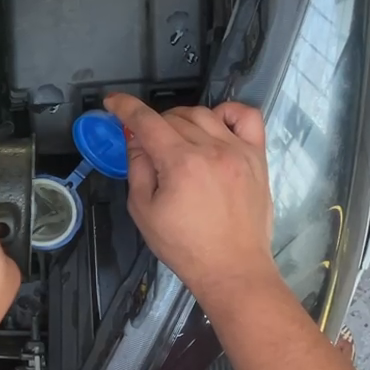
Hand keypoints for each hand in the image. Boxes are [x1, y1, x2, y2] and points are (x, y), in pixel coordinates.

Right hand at [104, 93, 279, 307]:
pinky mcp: (257, 158)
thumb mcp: (143, 210)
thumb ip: (137, 168)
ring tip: (175, 139)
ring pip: (204, 114)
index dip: (125, 107)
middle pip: (173, 117)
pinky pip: (246, 117)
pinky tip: (214, 125)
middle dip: (152, 124)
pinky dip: (227, 112)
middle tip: (144, 143)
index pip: (146, 121)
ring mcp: (238, 151)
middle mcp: (211, 150)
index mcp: (180, 163)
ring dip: (181, 119)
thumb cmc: (184, 246)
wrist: (232, 268)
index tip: (112, 102)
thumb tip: (136, 141)